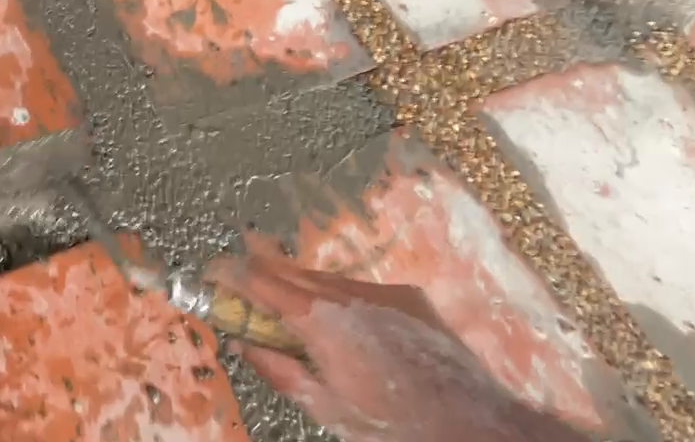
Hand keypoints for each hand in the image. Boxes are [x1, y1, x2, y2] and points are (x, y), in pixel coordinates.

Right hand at [205, 254, 585, 441]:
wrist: (484, 432)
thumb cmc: (395, 427)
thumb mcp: (326, 409)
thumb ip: (278, 370)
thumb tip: (240, 343)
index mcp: (316, 318)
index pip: (255, 279)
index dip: (227, 274)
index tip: (210, 275)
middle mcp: (342, 293)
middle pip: (284, 269)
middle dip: (257, 274)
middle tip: (239, 285)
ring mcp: (379, 291)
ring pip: (321, 277)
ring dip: (298, 286)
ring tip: (294, 311)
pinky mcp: (409, 296)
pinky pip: (358, 287)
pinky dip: (340, 297)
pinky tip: (349, 324)